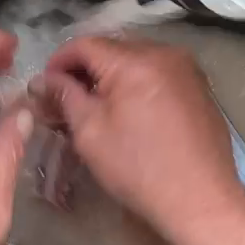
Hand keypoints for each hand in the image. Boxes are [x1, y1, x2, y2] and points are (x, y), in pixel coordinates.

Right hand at [39, 37, 244, 244]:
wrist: (201, 200)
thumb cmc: (139, 168)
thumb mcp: (91, 133)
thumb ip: (65, 97)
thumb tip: (43, 80)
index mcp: (135, 61)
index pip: (85, 44)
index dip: (59, 61)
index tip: (45, 85)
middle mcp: (164, 53)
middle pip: (112, 48)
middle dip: (85, 69)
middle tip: (67, 98)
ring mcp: (187, 69)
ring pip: (136, 59)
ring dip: (112, 76)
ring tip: (97, 106)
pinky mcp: (200, 87)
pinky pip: (158, 73)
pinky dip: (137, 84)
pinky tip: (130, 112)